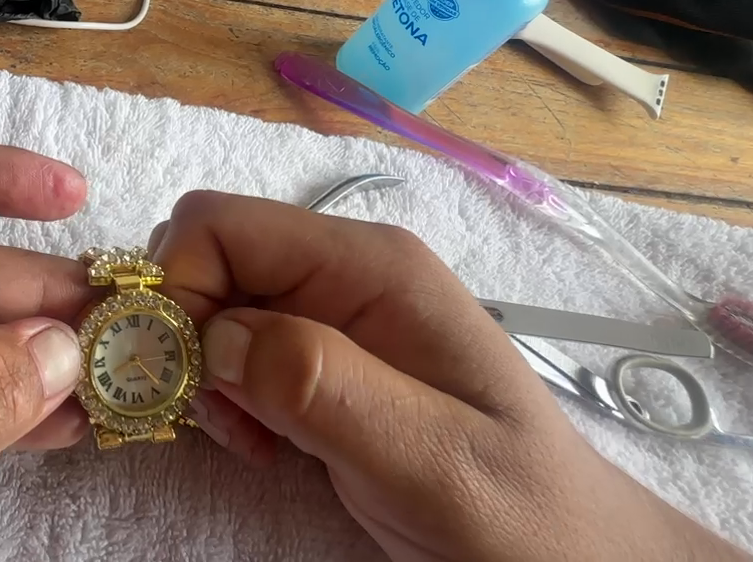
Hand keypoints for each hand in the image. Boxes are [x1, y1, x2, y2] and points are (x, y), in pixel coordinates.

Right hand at [150, 192, 752, 561]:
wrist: (572, 558)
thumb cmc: (520, 516)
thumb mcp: (437, 463)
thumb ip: (329, 389)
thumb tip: (217, 338)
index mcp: (367, 262)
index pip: (219, 223)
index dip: (180, 285)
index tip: (190, 375)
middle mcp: (336, 265)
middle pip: (206, 254)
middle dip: (185, 328)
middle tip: (218, 411)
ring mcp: (325, 303)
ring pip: (207, 298)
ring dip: (200, 365)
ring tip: (248, 435)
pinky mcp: (313, 345)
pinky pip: (226, 340)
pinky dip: (219, 387)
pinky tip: (260, 438)